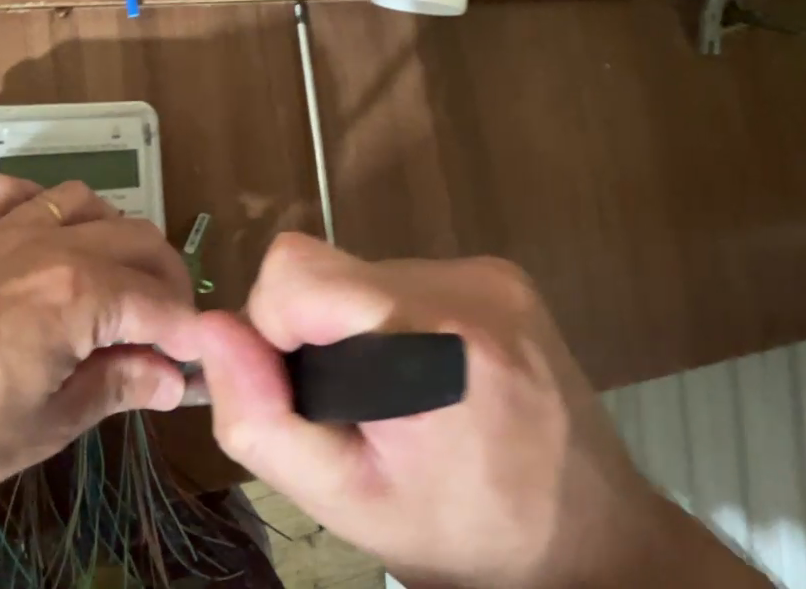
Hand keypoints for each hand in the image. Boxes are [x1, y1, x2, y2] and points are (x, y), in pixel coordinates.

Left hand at [0, 175, 201, 549]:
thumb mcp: (40, 429)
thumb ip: (114, 386)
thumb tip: (172, 378)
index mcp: (73, 294)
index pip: (160, 301)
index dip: (191, 333)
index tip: (204, 361)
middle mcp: (43, 242)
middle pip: (135, 240)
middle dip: (167, 283)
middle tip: (170, 334)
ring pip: (84, 203)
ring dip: (115, 239)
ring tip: (117, 288)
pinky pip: (11, 191)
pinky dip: (44, 206)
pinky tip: (46, 239)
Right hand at [197, 234, 762, 588]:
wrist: (593, 537)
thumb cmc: (460, 531)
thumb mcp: (345, 503)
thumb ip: (261, 420)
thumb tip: (212, 328)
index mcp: (430, 342)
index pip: (294, 269)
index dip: (274, 327)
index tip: (306, 390)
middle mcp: (466, 284)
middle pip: (324, 268)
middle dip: (312, 332)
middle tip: (355, 408)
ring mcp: (489, 271)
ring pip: (358, 272)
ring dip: (351, 328)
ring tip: (396, 398)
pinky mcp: (499, 272)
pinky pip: (400, 275)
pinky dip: (388, 320)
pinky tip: (425, 376)